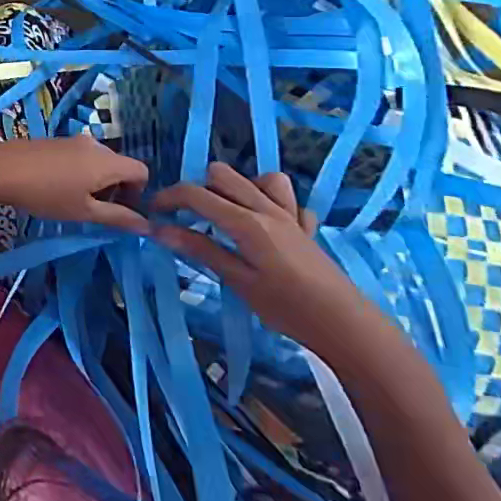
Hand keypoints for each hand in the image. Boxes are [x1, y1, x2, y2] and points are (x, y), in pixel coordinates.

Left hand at [0, 136, 149, 231]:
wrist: (0, 168)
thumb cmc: (46, 193)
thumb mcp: (84, 211)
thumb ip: (118, 218)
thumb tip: (147, 225)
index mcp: (108, 160)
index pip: (141, 171)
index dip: (139, 193)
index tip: (120, 212)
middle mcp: (94, 145)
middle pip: (119, 166)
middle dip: (116, 189)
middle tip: (94, 211)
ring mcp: (72, 140)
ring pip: (98, 162)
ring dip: (95, 182)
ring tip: (72, 201)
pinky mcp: (54, 141)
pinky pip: (78, 157)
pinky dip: (78, 173)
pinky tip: (54, 187)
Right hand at [149, 163, 393, 362]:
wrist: (347, 326)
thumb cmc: (288, 308)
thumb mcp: (237, 281)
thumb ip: (200, 250)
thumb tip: (159, 230)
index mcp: (245, 222)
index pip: (195, 194)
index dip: (168, 198)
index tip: (152, 212)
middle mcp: (266, 209)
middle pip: (222, 175)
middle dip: (198, 189)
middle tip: (188, 217)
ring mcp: (290, 215)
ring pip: (258, 177)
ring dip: (237, 189)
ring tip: (227, 214)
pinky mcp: (306, 228)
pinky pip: (288, 199)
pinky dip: (272, 202)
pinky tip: (264, 223)